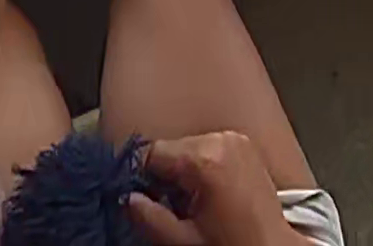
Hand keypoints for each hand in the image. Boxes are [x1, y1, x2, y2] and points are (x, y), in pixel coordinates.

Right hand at [126, 132, 300, 245]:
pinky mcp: (244, 142)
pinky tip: (214, 191)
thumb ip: (151, 219)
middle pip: (173, 148)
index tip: (149, 199)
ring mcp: (234, 138)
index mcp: (202, 159)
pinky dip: (206, 162)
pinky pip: (211, 145)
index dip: (145, 177)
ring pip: (191, 145)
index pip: (153, 152)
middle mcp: (218, 139)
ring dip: (187, 168)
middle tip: (178, 207)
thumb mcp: (186, 242)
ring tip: (198, 201)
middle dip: (169, 174)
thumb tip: (128, 198)